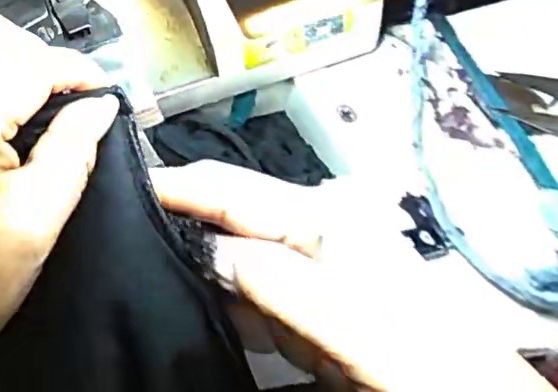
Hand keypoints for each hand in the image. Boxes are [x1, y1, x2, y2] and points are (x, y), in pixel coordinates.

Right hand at [153, 162, 554, 391]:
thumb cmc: (444, 374)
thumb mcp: (366, 331)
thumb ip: (283, 283)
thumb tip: (204, 249)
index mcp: (323, 219)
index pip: (223, 187)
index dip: (167, 184)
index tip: (114, 188)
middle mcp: (313, 230)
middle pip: (220, 210)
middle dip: (175, 219)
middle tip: (123, 232)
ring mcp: (313, 266)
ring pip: (228, 250)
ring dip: (197, 263)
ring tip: (155, 269)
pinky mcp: (313, 302)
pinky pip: (248, 287)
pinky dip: (225, 297)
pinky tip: (212, 310)